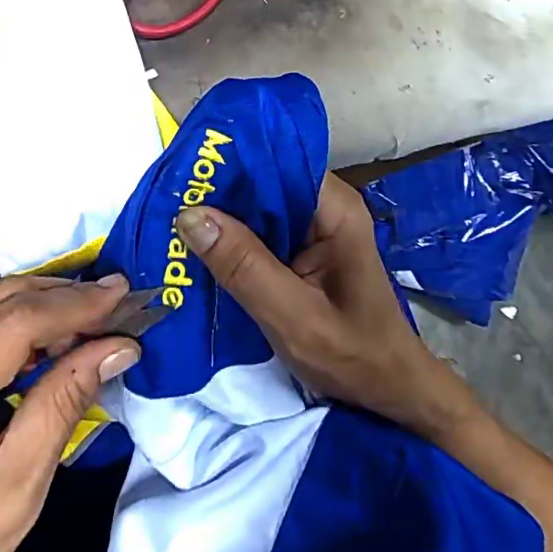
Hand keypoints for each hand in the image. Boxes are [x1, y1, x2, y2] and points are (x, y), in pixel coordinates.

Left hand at [0, 275, 142, 551]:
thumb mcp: (17, 488)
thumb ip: (64, 404)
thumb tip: (120, 344)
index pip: (11, 326)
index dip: (75, 304)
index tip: (127, 295)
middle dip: (68, 298)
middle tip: (120, 309)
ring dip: (48, 304)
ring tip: (95, 324)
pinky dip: (21, 317)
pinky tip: (53, 337)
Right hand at [175, 175, 473, 437]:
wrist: (390, 386)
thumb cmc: (352, 354)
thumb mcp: (293, 317)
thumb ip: (244, 266)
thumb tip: (190, 213)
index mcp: (336, 210)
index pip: (278, 165)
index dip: (230, 168)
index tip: (181, 178)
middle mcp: (329, 207)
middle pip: (267, 183)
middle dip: (219, 194)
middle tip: (162, 204)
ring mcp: (319, 227)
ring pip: (262, 208)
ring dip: (223, 218)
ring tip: (169, 225)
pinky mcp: (308, 249)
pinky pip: (266, 233)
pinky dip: (235, 241)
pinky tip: (199, 251)